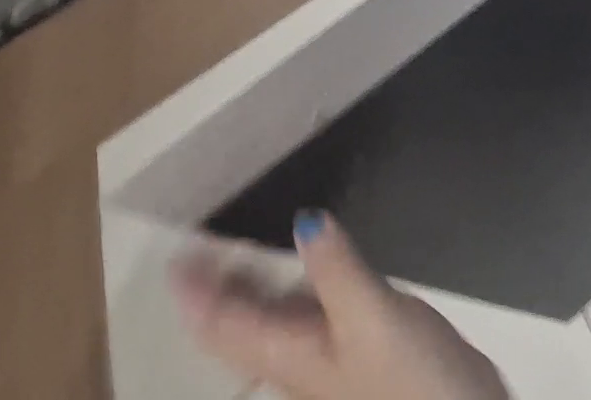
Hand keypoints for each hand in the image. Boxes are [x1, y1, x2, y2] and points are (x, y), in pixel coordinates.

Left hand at [170, 211, 509, 399]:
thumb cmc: (404, 369)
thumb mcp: (370, 313)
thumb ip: (337, 268)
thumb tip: (305, 220)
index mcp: (283, 351)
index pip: (219, 322)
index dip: (196, 289)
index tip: (186, 249)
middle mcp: (293, 354)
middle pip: (237, 323)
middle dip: (221, 285)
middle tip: (216, 241)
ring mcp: (324, 351)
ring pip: (272, 318)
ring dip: (257, 285)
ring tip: (255, 247)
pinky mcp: (356, 343)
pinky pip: (309, 313)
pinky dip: (301, 287)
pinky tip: (323, 267)